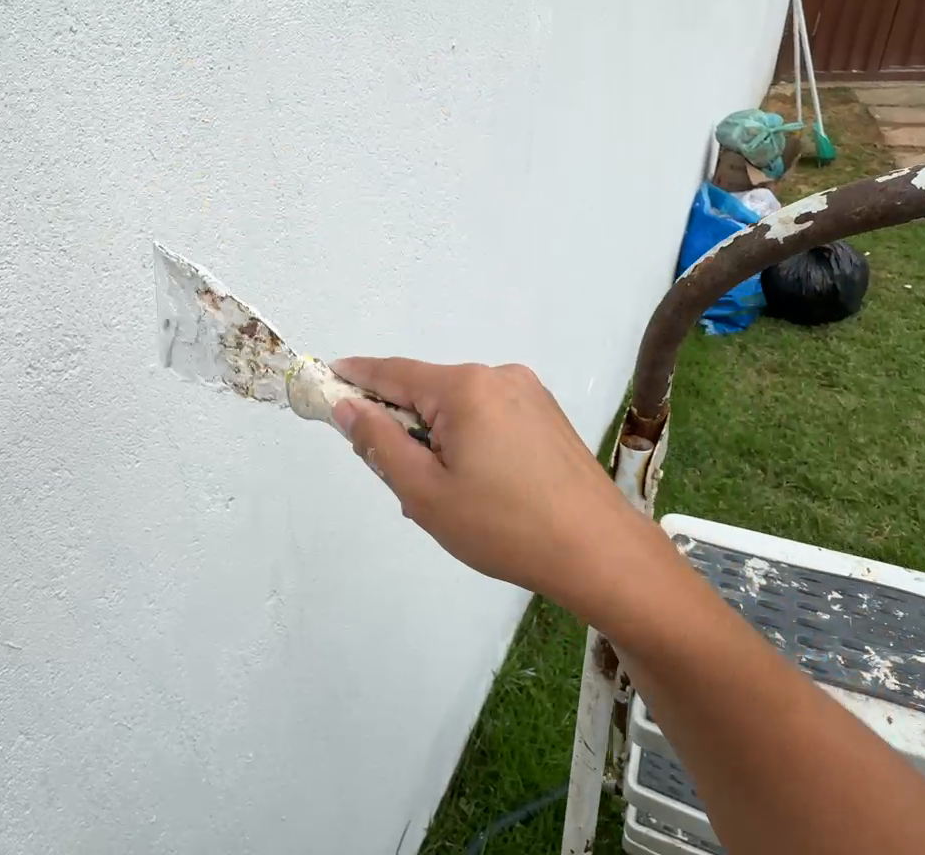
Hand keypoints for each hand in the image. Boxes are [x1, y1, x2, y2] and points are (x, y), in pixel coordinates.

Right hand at [328, 357, 652, 609]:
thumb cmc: (503, 527)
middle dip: (403, 427)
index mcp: (465, 388)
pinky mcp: (547, 415)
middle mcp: (498, 377)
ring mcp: (529, 394)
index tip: (325, 380)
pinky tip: (481, 489)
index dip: (354, 377)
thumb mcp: (424, 492)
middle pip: (427, 393)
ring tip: (448, 498)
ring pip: (459, 409)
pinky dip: (469, 443)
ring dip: (437, 441)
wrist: (599, 553)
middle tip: (399, 481)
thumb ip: (379, 442)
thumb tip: (349, 407)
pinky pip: (489, 418)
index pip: (391, 373)